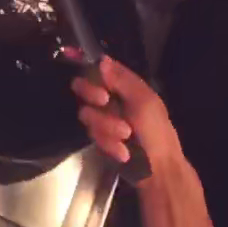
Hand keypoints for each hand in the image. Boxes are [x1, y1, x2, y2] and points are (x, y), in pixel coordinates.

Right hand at [71, 56, 183, 172]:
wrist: (159, 171)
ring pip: (87, 114)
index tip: (68, 54)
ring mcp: (105, 119)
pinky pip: (93, 135)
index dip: (84, 60)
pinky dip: (109, 144)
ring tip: (125, 136)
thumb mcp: (144, 102)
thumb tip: (101, 60)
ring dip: (107, 126)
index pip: (100, 67)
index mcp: (125, 86)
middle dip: (91, 94)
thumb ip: (122, 80)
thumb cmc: (157, 132)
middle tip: (103, 100)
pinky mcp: (100, 138)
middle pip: (84, 87)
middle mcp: (112, 99)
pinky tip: (123, 151)